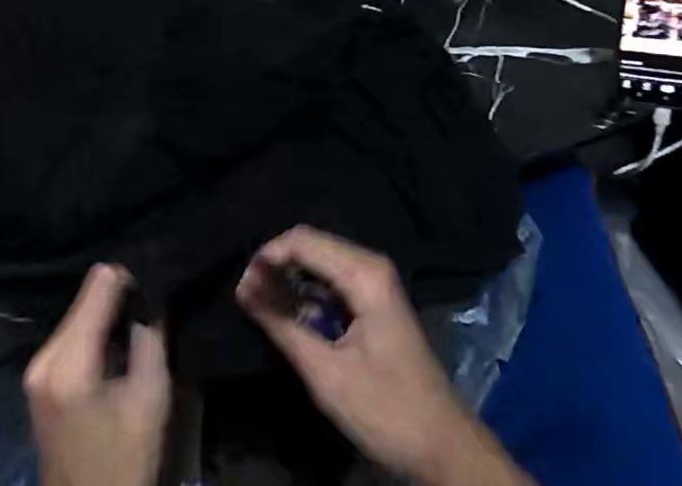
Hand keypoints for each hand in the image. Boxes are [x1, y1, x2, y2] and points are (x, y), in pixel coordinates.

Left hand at [24, 264, 169, 485]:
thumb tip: (153, 292)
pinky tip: (119, 346)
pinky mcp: (39, 379)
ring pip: (80, 312)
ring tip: (141, 324)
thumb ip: (151, 334)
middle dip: (120, 295)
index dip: (132, 277)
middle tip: (153, 306)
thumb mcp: (152, 394)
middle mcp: (43, 358)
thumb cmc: (125, 458)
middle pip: (87, 295)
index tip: (157, 282)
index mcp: (70, 362)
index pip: (100, 284)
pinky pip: (73, 333)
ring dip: (109, 313)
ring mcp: (36, 370)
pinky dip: (97, 330)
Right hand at [237, 227, 532, 485]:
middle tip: (246, 296)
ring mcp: (376, 281)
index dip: (268, 256)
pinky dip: (307, 291)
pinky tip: (288, 312)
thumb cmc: (385, 408)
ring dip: (290, 278)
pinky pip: (333, 280)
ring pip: (321, 261)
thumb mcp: (326, 373)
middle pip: (313, 245)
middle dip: (276, 265)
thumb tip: (244, 287)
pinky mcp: (374, 300)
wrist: (440, 441)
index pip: (304, 240)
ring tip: (259, 304)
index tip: (241, 287)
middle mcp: (372, 265)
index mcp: (365, 273)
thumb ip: (283, 325)